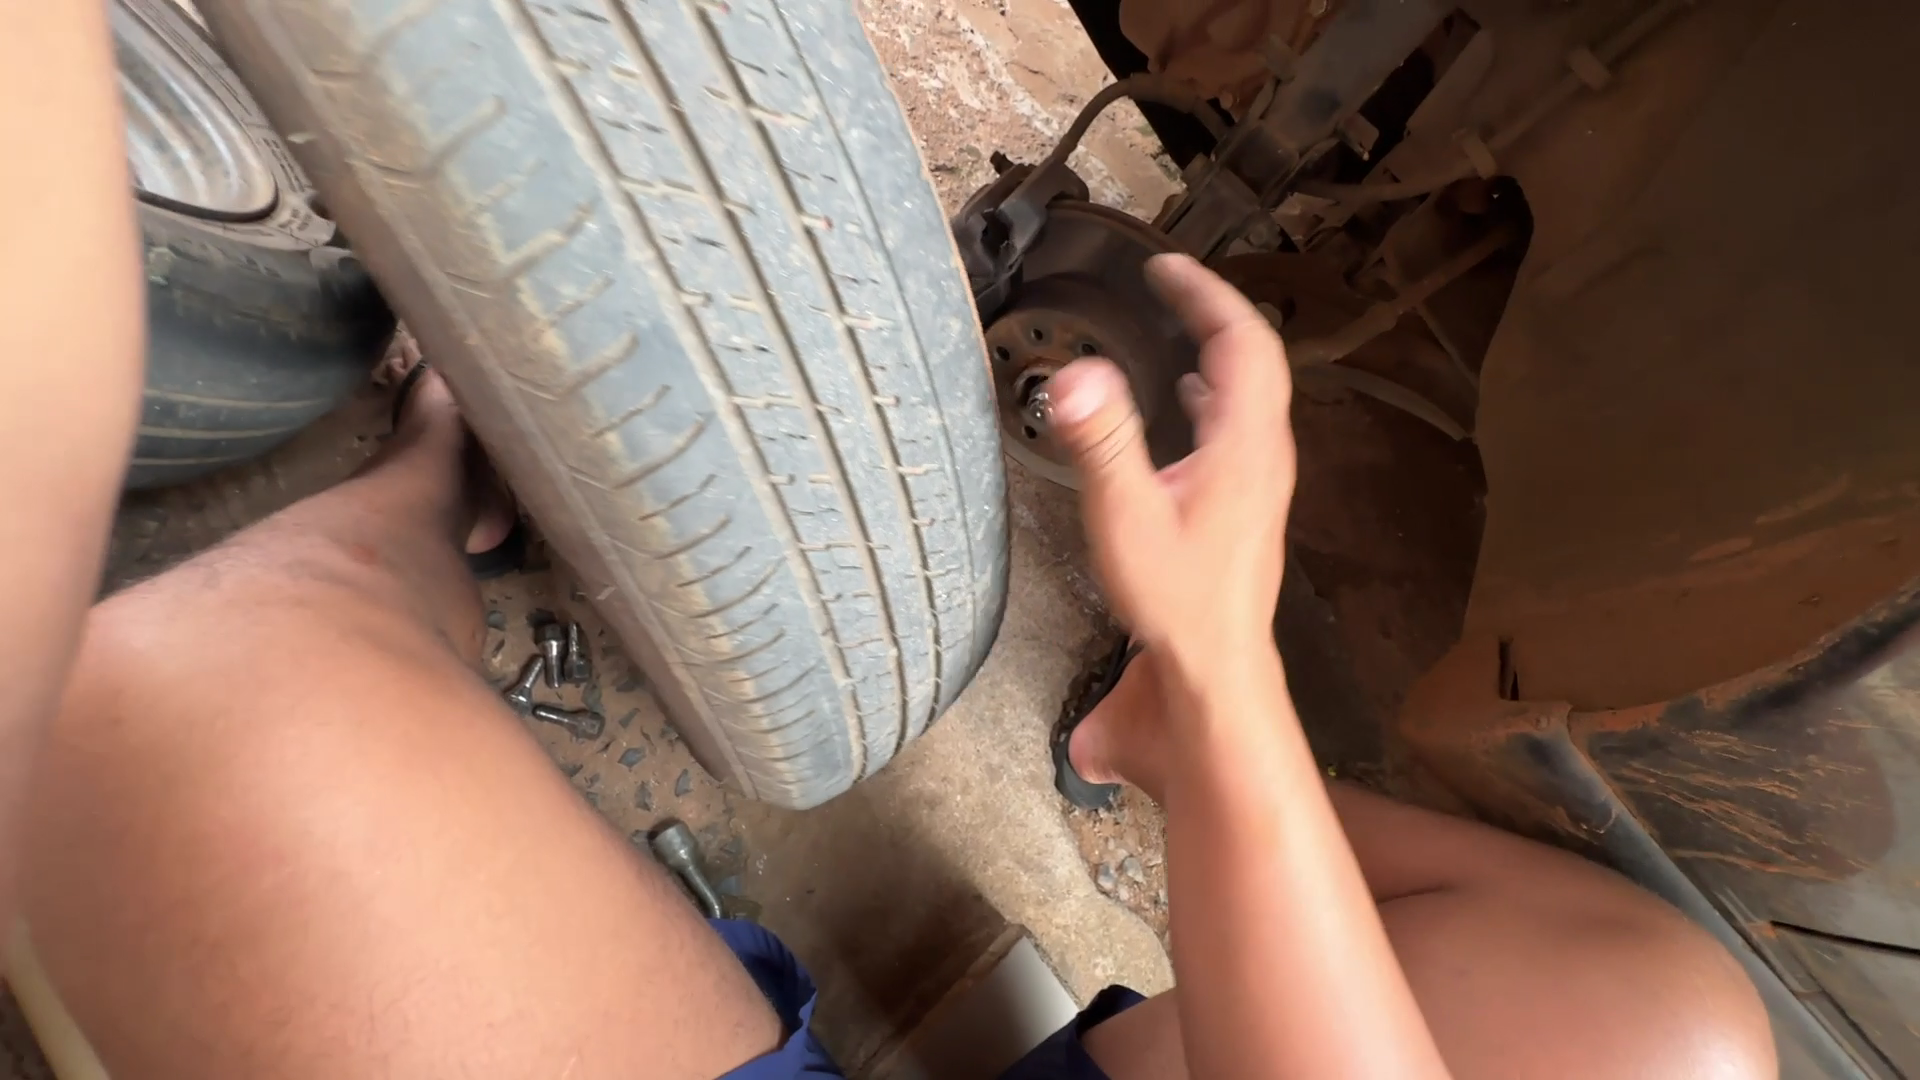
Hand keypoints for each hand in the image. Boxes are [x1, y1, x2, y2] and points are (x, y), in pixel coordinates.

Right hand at [1045, 254, 1294, 683]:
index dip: (1206, 295)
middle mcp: (1261, 452)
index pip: (1240, 341)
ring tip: (1177, 324)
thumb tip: (1076, 376)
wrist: (1215, 658)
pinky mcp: (1244, 499)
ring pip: (1247, 391)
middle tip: (1169, 286)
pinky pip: (1237, 425)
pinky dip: (1211, 394)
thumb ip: (1102, 443)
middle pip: (1252, 358)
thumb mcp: (1127, 516)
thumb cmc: (1176, 596)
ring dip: (1215, 349)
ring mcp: (1258, 477)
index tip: (1167, 267)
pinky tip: (1186, 402)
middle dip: (1211, 311)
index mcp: (1243, 443)